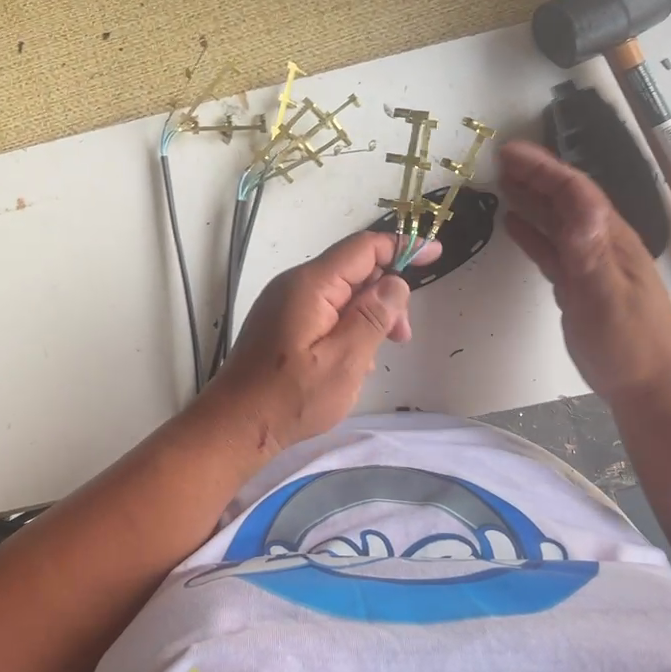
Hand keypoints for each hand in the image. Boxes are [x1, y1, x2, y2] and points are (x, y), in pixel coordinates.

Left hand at [203, 231, 439, 452]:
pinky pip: (323, 311)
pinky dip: (346, 328)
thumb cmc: (290, 397)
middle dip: (385, 294)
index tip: (434, 254)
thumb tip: (395, 282)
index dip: (400, 246)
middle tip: (402, 337)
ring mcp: (283, 304)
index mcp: (309, 285)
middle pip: (352, 270)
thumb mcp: (345, 360)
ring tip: (373, 358)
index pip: (362, 248)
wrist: (236, 425)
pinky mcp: (280, 323)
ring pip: (340, 294)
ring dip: (367, 317)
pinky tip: (350, 362)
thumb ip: (373, 317)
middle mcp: (293, 285)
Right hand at [499, 140, 670, 405]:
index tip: (509, 152)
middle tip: (499, 158)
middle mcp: (600, 244)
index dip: (544, 169)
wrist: (647, 384)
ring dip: (532, 198)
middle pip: (566, 199)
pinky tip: (513, 225)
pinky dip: (531, 232)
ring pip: (557, 220)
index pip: (575, 192)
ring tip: (501, 181)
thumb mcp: (607, 295)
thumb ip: (590, 252)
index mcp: (610, 240)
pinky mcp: (576, 284)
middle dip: (536, 175)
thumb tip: (578, 208)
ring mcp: (589, 264)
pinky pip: (550, 248)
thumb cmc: (629, 342)